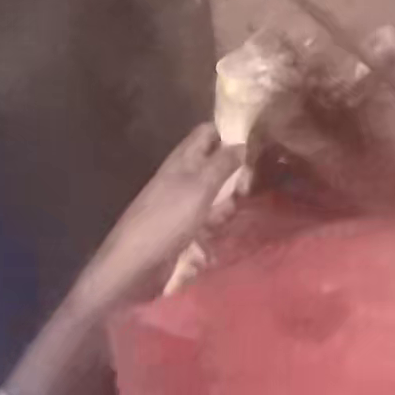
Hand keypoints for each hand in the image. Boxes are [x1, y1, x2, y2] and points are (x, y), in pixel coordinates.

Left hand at [73, 123, 241, 309]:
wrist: (134, 264)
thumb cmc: (168, 218)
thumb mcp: (201, 186)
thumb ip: (223, 163)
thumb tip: (242, 142)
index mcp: (183, 159)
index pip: (207, 132)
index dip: (229, 130)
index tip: (256, 136)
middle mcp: (182, 176)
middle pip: (213, 162)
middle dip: (235, 167)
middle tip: (260, 175)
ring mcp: (182, 202)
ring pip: (214, 190)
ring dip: (230, 195)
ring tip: (252, 200)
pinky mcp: (184, 227)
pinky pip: (208, 216)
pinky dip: (220, 218)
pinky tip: (234, 224)